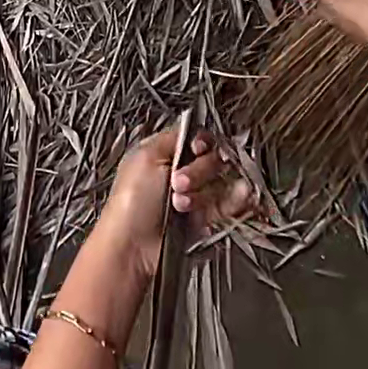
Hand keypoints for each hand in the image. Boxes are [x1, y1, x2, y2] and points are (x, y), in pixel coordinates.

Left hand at [92, 127, 254, 281]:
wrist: (134, 244)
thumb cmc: (130, 202)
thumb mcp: (146, 156)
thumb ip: (174, 136)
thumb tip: (193, 124)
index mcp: (163, 153)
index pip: (197, 137)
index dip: (202, 142)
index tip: (196, 150)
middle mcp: (179, 172)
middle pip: (212, 158)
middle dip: (198, 171)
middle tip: (178, 183)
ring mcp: (193, 194)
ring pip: (220, 182)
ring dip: (203, 192)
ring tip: (182, 204)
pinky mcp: (204, 217)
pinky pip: (229, 203)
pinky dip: (234, 200)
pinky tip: (236, 197)